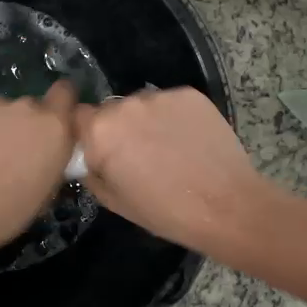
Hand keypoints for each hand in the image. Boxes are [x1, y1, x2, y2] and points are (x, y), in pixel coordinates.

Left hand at [0, 82, 78, 252]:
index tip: (53, 122)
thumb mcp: (48, 187)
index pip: (65, 92)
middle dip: (25, 123)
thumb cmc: (10, 208)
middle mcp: (26, 107)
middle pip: (31, 106)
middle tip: (13, 151)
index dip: (59, 104)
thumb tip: (46, 151)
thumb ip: (53, 156)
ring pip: (1, 111)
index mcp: (54, 126)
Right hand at [73, 87, 291, 255]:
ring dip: (146, 121)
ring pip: (142, 105)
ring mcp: (159, 97)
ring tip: (168, 149)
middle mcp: (125, 105)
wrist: (228, 207)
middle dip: (119, 128)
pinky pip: (170, 103)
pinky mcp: (189, 94)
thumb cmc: (165, 212)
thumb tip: (90, 159)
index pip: (77, 117)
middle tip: (137, 155)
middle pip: (111, 110)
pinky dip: (175, 117)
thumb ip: (92, 172)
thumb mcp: (114, 202)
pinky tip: (189, 141)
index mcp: (100, 131)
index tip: (99, 150)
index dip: (86, 133)